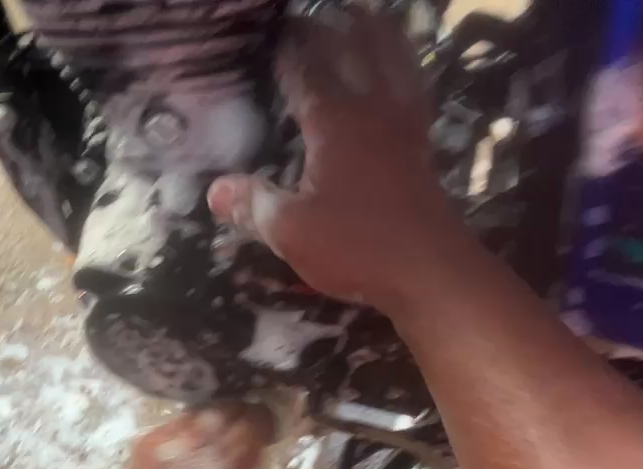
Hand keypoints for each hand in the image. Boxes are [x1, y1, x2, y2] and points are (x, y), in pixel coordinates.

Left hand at [108, 405, 273, 468]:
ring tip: (209, 445)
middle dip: (237, 418)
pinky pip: (175, 426)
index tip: (262, 431)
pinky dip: (185, 435)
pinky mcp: (149, 439)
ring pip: (200, 414)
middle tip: (237, 435)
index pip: (256, 418)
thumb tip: (255, 445)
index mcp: (231, 455)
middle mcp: (201, 437)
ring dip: (209, 425)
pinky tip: (185, 453)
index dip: (263, 422)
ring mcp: (171, 435)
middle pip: (228, 408)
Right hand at [208, 10, 465, 318]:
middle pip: (355, 49)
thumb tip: (214, 190)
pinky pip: (413, 89)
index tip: (272, 34)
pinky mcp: (421, 148)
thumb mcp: (291, 232)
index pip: (306, 72)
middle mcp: (373, 111)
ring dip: (377, 31)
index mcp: (336, 123)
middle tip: (311, 12)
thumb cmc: (356, 247)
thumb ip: (253, 205)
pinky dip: (404, 67)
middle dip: (330, 26)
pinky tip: (401, 73)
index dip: (288, 51)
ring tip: (365, 14)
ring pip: (394, 60)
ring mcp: (404, 126)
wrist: (429, 269)